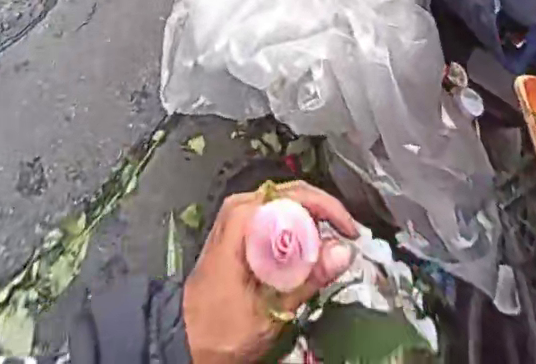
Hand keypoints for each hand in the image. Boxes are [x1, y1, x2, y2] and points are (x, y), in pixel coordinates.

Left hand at [183, 181, 358, 363]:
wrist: (185, 339)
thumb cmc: (222, 327)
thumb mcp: (270, 307)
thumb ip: (307, 277)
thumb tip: (343, 251)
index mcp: (244, 216)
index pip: (296, 195)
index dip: (328, 208)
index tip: (351, 232)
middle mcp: (242, 206)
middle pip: (293, 195)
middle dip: (324, 215)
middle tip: (347, 241)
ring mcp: (240, 216)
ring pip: (287, 206)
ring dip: (313, 225)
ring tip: (333, 250)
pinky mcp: (242, 230)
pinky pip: (277, 219)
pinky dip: (298, 233)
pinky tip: (309, 255)